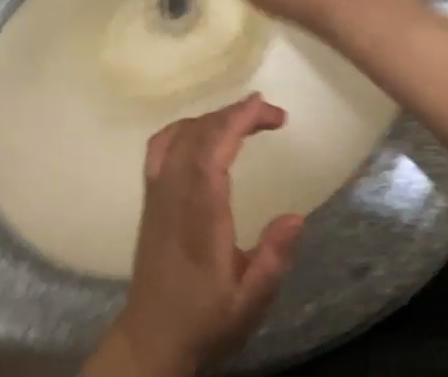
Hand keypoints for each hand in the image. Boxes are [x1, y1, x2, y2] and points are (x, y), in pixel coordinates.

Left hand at [85, 95, 305, 376]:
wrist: (152, 339)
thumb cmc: (205, 320)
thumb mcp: (249, 303)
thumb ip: (272, 260)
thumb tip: (297, 216)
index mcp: (199, 214)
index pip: (212, 150)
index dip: (237, 120)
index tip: (267, 109)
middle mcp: (173, 194)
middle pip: (198, 133)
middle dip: (234, 114)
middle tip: (272, 116)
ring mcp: (157, 193)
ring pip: (178, 135)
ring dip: (212, 118)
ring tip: (244, 120)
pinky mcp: (150, 199)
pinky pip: (161, 146)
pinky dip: (185, 128)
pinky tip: (204, 135)